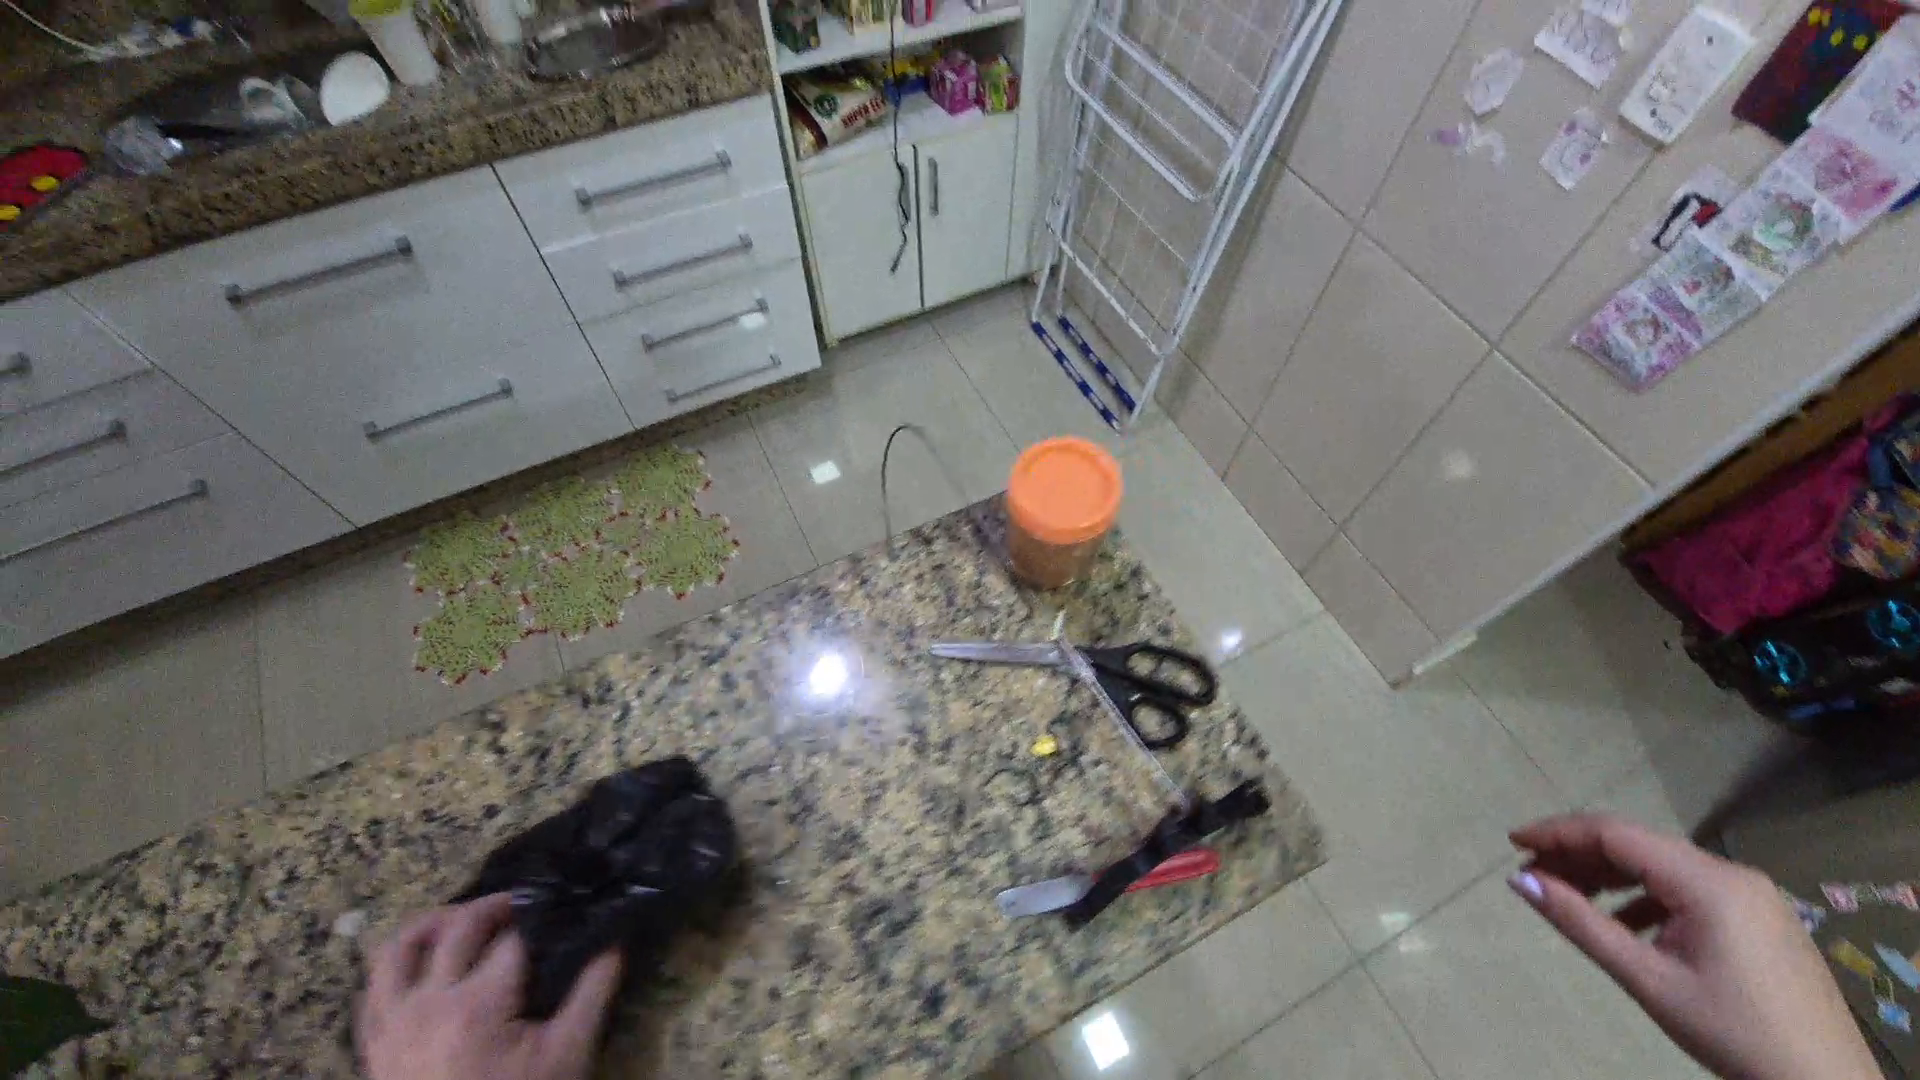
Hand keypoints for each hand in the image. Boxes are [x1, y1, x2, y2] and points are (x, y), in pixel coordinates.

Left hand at [356, 894, 622, 1079]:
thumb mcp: (567, 1054)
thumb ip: (593, 993)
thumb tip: (614, 941)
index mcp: (479, 1004)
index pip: (515, 936)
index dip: (542, 913)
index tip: (564, 906)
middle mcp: (429, 1003)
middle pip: (460, 927)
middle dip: (496, 906)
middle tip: (525, 904)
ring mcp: (394, 1024)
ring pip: (399, 949)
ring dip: (434, 922)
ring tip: (465, 917)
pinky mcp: (375, 1046)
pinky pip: (372, 990)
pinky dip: (397, 965)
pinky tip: (425, 963)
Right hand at [1508, 814, 1879, 1079]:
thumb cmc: (1732, 1031)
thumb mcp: (1646, 978)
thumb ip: (1579, 922)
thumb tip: (1518, 879)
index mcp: (1708, 882)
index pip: (1615, 833)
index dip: (1558, 832)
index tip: (1512, 842)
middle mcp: (1731, 874)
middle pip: (1635, 844)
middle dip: (1577, 854)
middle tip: (1530, 873)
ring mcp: (1749, 894)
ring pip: (1656, 863)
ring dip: (1605, 874)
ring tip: (1563, 894)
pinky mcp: (1756, 915)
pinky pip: (1682, 887)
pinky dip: (1639, 895)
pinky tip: (1619, 923)